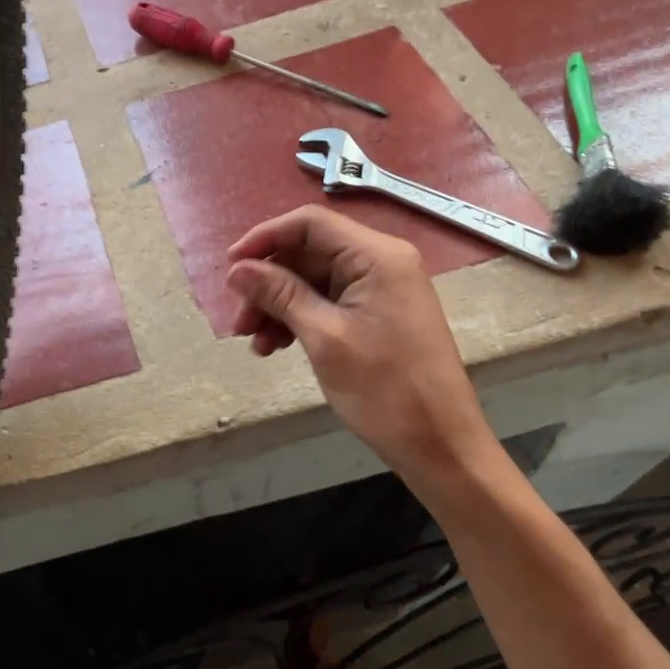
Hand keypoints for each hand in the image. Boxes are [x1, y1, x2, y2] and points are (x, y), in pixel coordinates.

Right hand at [225, 205, 494, 479]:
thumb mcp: (324, 338)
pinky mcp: (377, 314)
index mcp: (377, 256)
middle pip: (308, 252)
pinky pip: (327, 302)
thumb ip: (280, 295)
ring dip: (278, 305)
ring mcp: (381, 289)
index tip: (229, 269)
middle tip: (240, 322)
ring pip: (313, 280)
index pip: (309, 224)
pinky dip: (298, 319)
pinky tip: (277, 346)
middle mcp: (381, 262)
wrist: (440, 445)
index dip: (264, 239)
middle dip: (268, 282)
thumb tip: (237, 269)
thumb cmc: (386, 390)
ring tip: (257, 343)